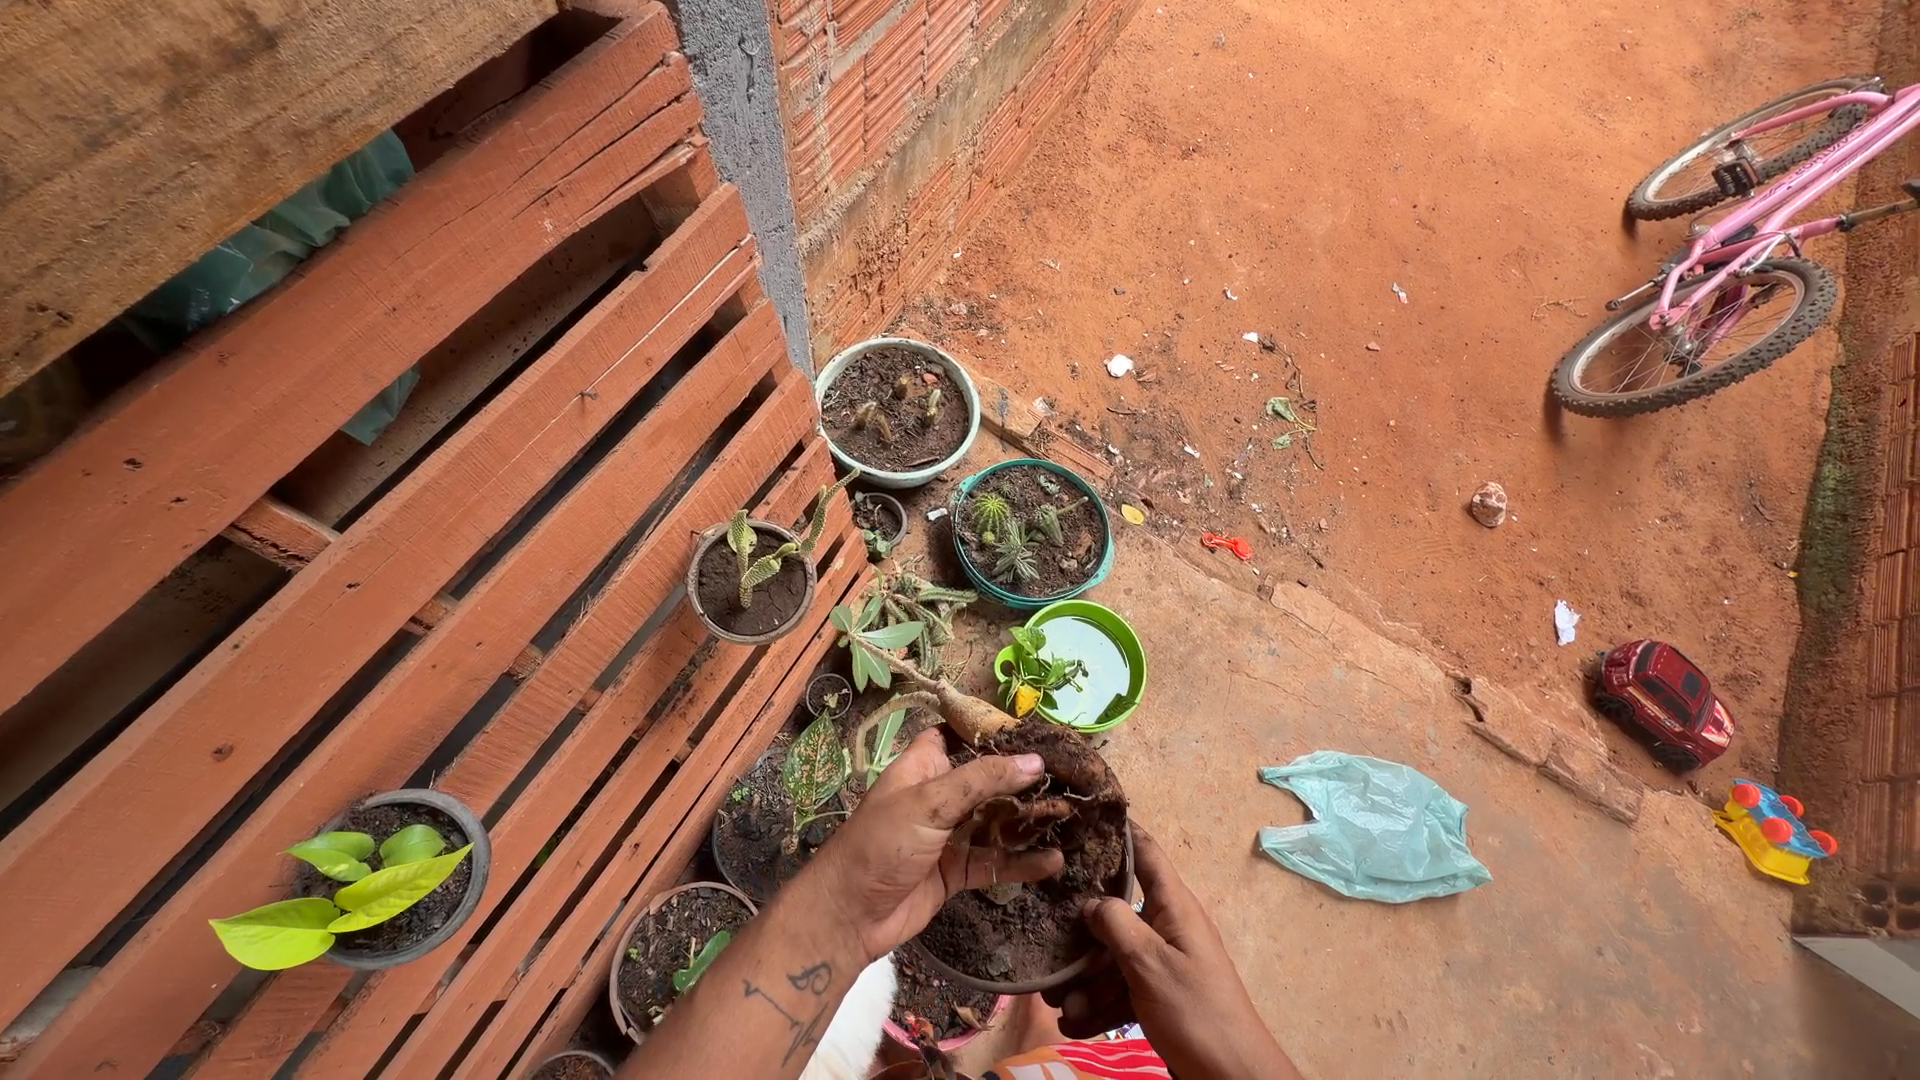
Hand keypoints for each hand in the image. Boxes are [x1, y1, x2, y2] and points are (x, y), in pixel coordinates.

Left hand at [798, 728, 1064, 963]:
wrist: (849, 916)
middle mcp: (940, 794)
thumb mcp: (929, 802)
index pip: (962, 735)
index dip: (994, 731)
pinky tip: (1052, 862)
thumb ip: (982, 780)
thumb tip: (1035, 761)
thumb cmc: (881, 843)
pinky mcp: (957, 870)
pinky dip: (1022, 861)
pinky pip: (996, 860)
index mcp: (925, 765)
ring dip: (1029, 820)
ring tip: (1070, 818)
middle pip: (989, 779)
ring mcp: (949, 833)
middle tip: (1070, 777)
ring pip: (997, 820)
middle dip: (1024, 779)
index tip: (1037, 732)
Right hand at [1042, 826, 1299, 1078]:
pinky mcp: (1160, 996)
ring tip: (1055, 1001)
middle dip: (1081, 933)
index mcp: (1174, 905)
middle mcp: (1167, 926)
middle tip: (1045, 942)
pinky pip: (1123, 991)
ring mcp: (1164, 963)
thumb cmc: (1196, 1011)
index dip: (1119, 830)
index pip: (1146, 851)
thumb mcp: (1151, 964)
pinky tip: (1073, 1024)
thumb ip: (1116, 924)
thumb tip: (1090, 901)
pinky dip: (1100, 1006)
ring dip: (1085, 981)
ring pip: (1114, 958)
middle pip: (1117, 912)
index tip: (1082, 817)